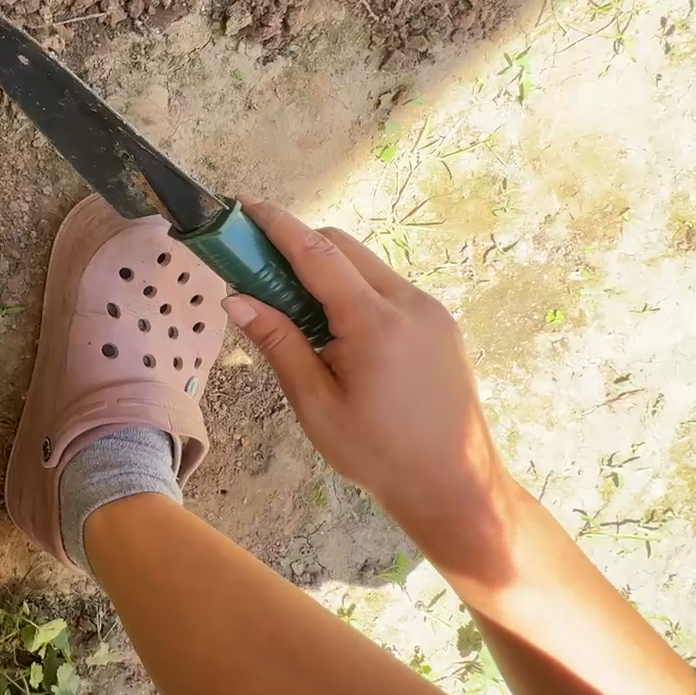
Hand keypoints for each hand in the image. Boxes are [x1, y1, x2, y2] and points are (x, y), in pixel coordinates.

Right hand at [221, 199, 510, 558]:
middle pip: (342, 247)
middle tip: (252, 262)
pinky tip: (326, 320)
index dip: (276, 225)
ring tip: (286, 300)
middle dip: (294, 243)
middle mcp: (410, 305)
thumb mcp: (314, 402)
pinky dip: (345, 285)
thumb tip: (235, 300)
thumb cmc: (378, 452)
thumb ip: (278, 343)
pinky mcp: (437, 324)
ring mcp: (430, 313)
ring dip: (320, 265)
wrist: (460, 490)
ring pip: (363, 263)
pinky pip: (381, 285)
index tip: (242, 205)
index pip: (317, 254)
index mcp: (377, 324)